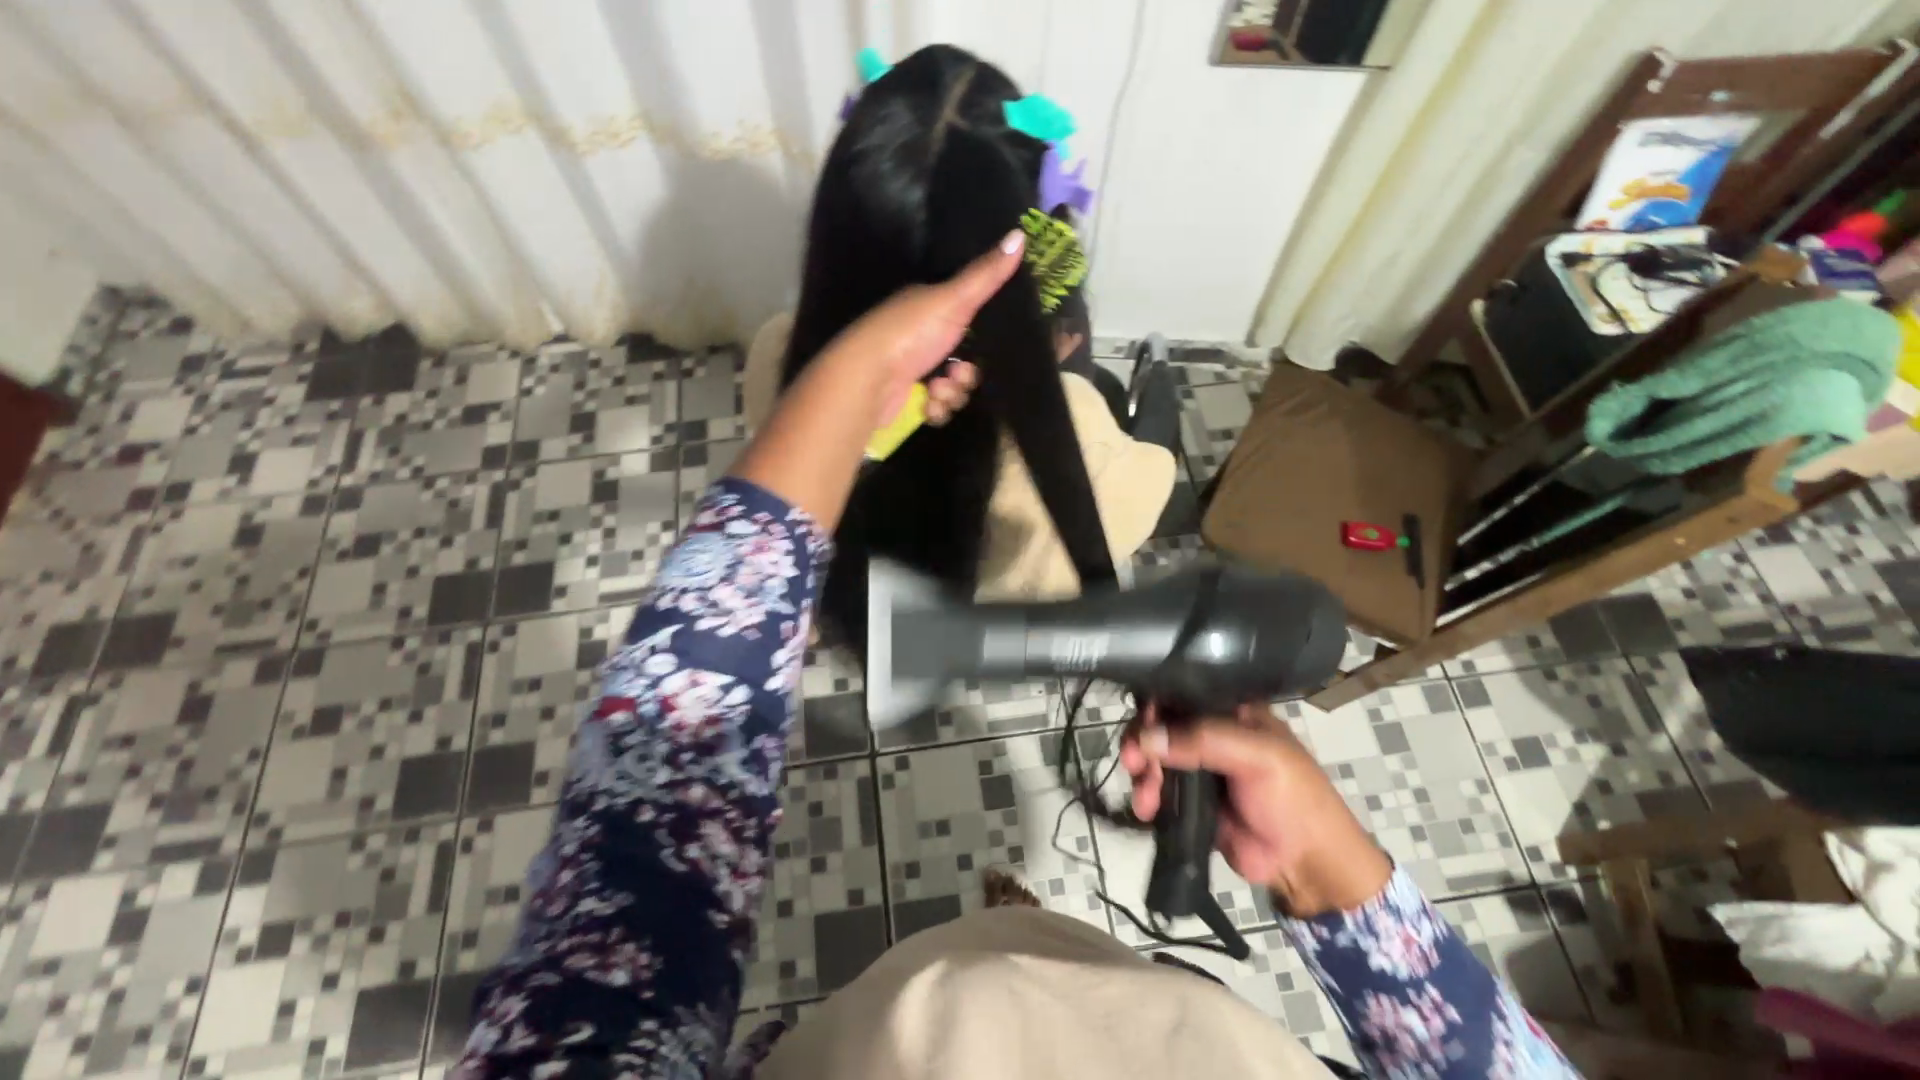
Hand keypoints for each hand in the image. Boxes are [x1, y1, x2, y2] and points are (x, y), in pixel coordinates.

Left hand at [815, 227, 1022, 427]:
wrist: (867, 379)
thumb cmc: (909, 334)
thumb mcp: (953, 299)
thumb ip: (986, 275)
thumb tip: (1019, 234)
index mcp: (928, 308)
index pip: (969, 323)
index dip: (981, 341)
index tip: (982, 349)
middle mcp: (919, 336)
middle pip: (964, 361)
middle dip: (965, 374)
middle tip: (955, 373)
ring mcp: (911, 369)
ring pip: (952, 388)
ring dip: (951, 393)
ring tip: (935, 390)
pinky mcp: (906, 398)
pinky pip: (937, 407)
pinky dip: (936, 409)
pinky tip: (926, 406)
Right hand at [1119, 703, 1392, 916]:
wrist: (1306, 862)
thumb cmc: (1294, 797)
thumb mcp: (1258, 757)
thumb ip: (1203, 741)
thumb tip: (1147, 738)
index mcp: (1233, 714)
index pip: (1184, 696)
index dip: (1157, 705)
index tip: (1143, 724)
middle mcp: (1211, 735)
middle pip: (1161, 727)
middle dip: (1141, 743)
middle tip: (1134, 762)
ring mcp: (1199, 770)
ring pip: (1153, 759)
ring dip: (1141, 774)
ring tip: (1146, 795)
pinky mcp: (1189, 802)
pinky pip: (1157, 791)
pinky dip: (1145, 797)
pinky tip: (1146, 809)